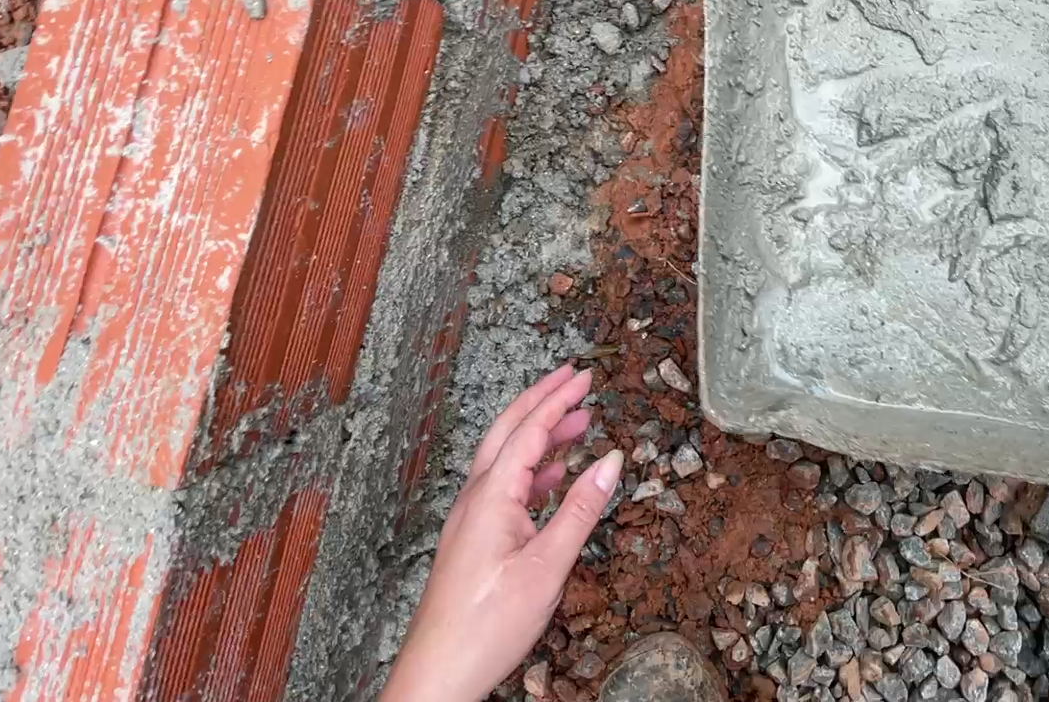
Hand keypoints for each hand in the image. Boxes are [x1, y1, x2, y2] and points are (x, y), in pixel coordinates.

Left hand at [382, 365, 622, 701]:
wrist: (437, 678)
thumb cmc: (486, 626)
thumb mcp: (547, 566)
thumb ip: (582, 509)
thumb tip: (612, 460)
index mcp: (491, 496)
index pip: (530, 430)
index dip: (559, 398)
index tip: (584, 376)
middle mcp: (476, 497)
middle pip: (509, 430)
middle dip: (543, 398)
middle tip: (574, 378)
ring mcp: (472, 516)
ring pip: (507, 455)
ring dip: (542, 432)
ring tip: (578, 422)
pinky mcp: (474, 536)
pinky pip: (505, 483)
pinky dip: (534, 467)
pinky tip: (555, 473)